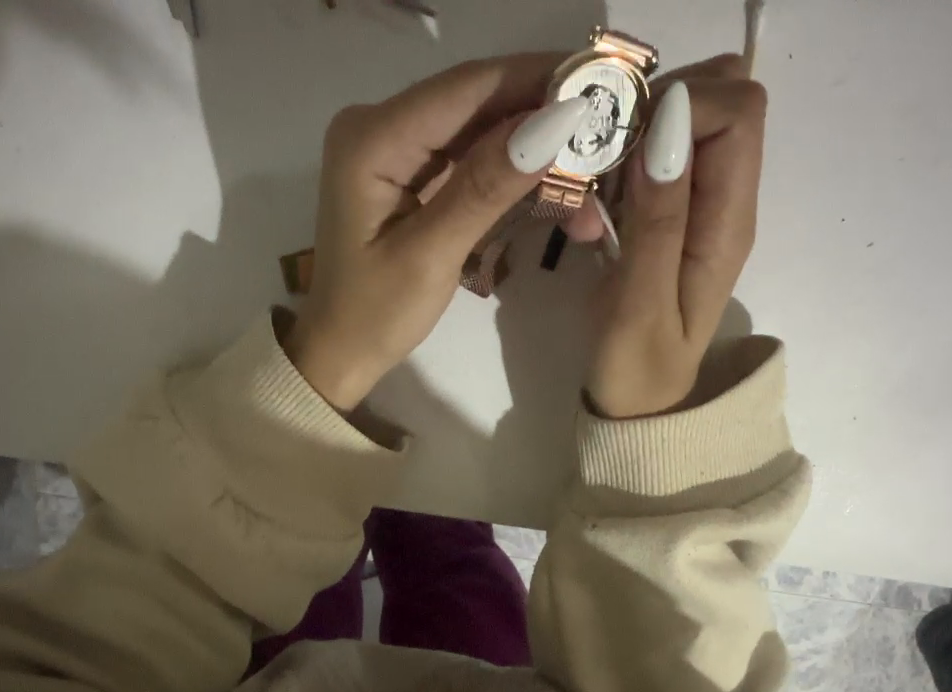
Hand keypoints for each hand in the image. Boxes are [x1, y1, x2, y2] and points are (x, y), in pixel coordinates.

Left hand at [285, 55, 604, 410]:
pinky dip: (512, 171)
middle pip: (477, 102)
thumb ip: (486, 186)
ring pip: (481, 129)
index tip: (603, 86)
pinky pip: (471, 157)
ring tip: (594, 169)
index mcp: (372, 139)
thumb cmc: (374, 316)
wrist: (339, 352)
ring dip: (535, 147)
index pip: (468, 88)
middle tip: (612, 131)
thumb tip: (554, 123)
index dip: (538, 80)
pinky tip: (556, 185)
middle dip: (544, 116)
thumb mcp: (430, 256)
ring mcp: (395, 148)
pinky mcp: (410, 173)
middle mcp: (380, 126)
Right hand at [588, 56, 767, 418]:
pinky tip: (588, 219)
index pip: (737, 111)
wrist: (637, 411)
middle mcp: (723, 204)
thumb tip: (668, 126)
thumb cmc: (636, 369)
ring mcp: (696, 210)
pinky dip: (614, 174)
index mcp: (727, 223)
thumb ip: (657, 218)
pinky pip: (648, 165)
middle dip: (650, 117)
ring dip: (624, 148)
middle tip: (600, 169)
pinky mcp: (667, 219)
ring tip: (588, 207)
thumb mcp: (640, 302)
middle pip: (712, 104)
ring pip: (675, 129)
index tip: (623, 146)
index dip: (682, 105)